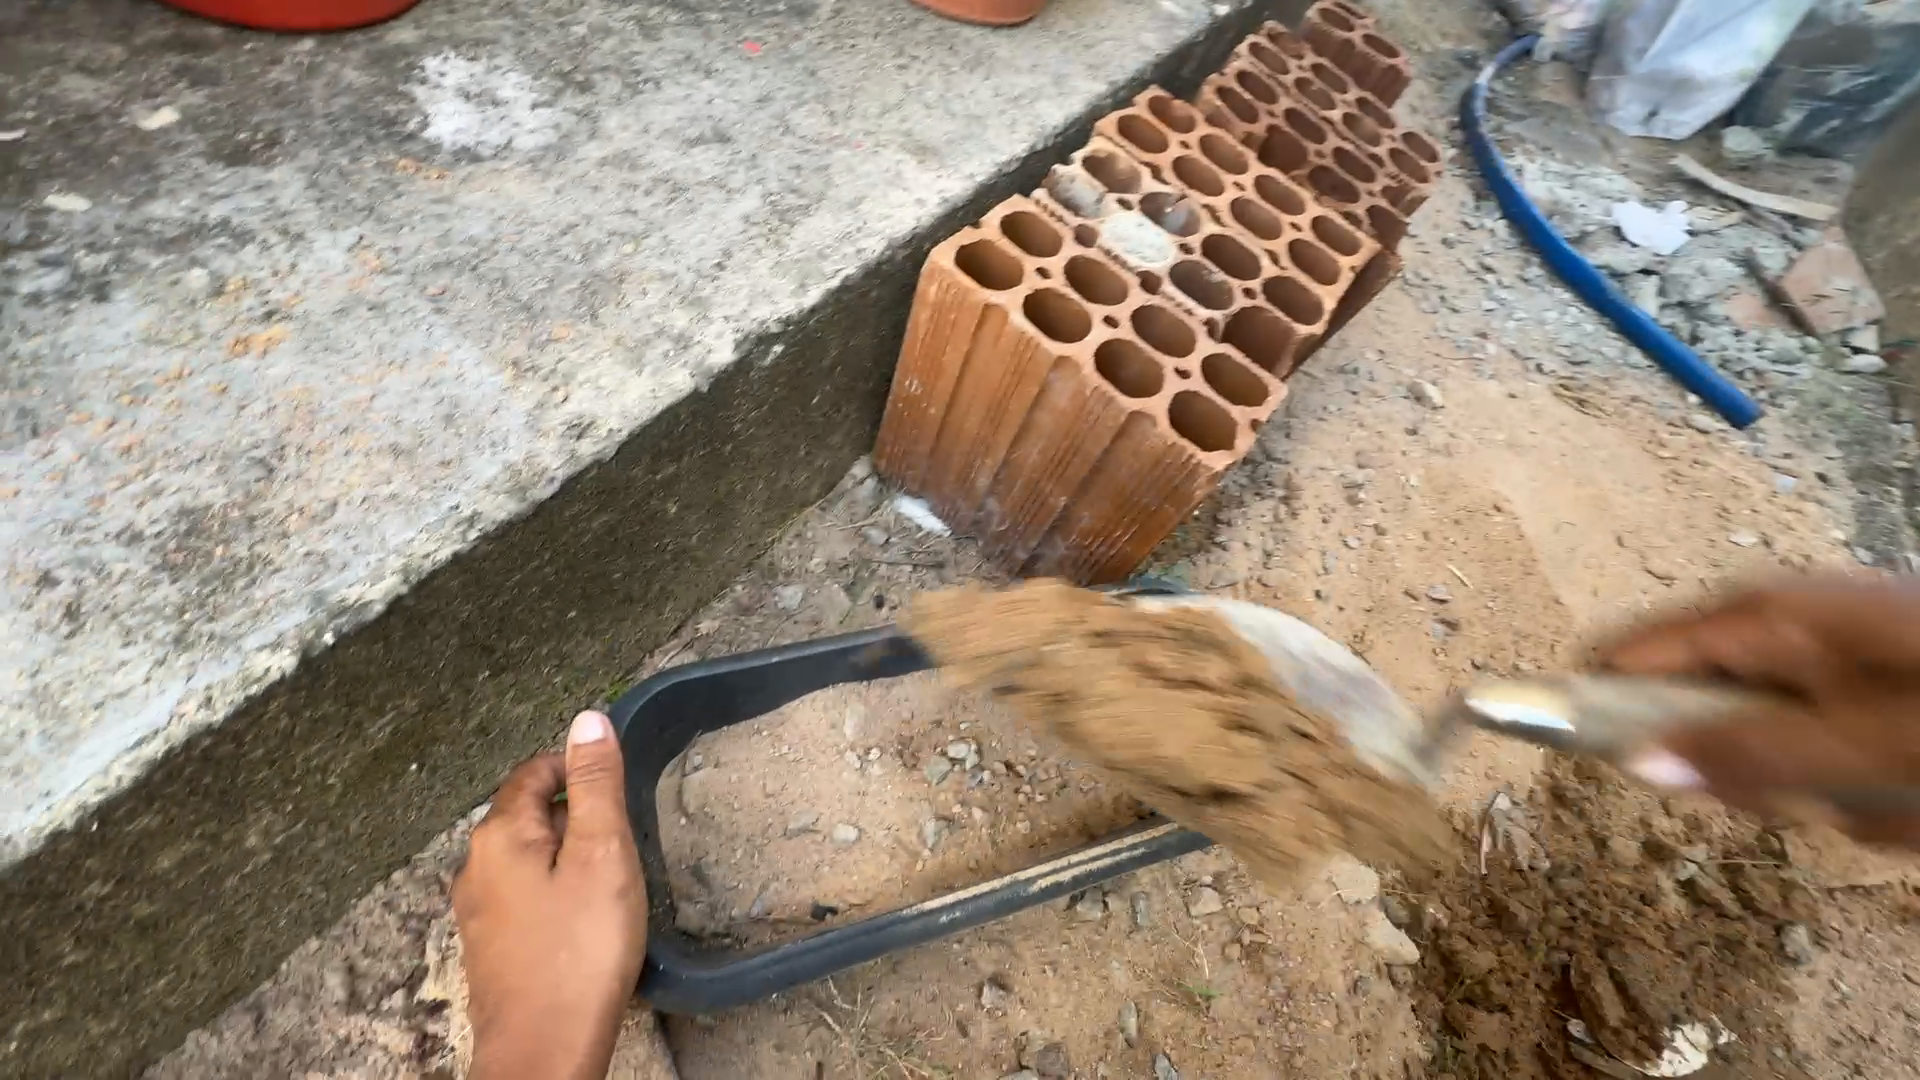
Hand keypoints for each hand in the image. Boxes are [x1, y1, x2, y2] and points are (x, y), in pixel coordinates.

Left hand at [454, 711, 647, 1079]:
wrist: (545, 1050)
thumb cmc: (583, 941)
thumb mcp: (603, 850)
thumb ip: (596, 782)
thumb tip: (588, 718)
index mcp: (501, 835)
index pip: (534, 770)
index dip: (577, 765)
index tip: (619, 786)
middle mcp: (475, 865)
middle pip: (526, 809)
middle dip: (574, 805)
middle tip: (623, 828)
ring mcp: (475, 909)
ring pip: (524, 850)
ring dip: (565, 844)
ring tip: (610, 866)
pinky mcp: (486, 943)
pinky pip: (520, 886)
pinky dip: (552, 878)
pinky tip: (582, 907)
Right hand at [1601, 577, 1919, 847]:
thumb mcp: (1876, 742)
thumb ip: (1749, 755)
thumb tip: (1630, 766)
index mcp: (1757, 618)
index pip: (1621, 657)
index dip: (1605, 710)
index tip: (1634, 773)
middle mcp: (1775, 627)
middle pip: (1690, 706)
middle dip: (1741, 768)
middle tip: (1805, 803)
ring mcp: (1827, 655)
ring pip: (1761, 739)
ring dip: (1812, 789)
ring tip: (1892, 806)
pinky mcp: (1870, 683)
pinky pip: (1820, 742)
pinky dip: (1860, 784)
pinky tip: (1913, 796)